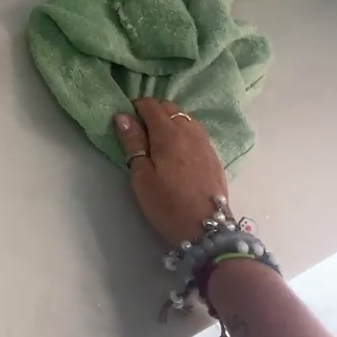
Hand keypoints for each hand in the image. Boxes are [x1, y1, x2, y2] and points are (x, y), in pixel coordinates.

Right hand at [114, 98, 229, 245]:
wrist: (208, 231)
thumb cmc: (167, 204)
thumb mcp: (141, 175)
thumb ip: (133, 142)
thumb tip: (123, 116)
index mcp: (169, 134)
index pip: (150, 105)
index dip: (134, 107)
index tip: (126, 122)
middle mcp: (189, 132)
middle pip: (169, 107)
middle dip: (152, 111)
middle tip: (139, 131)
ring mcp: (205, 143)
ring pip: (185, 117)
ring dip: (169, 120)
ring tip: (158, 139)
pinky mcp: (214, 156)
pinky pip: (196, 131)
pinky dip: (183, 131)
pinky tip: (177, 149)